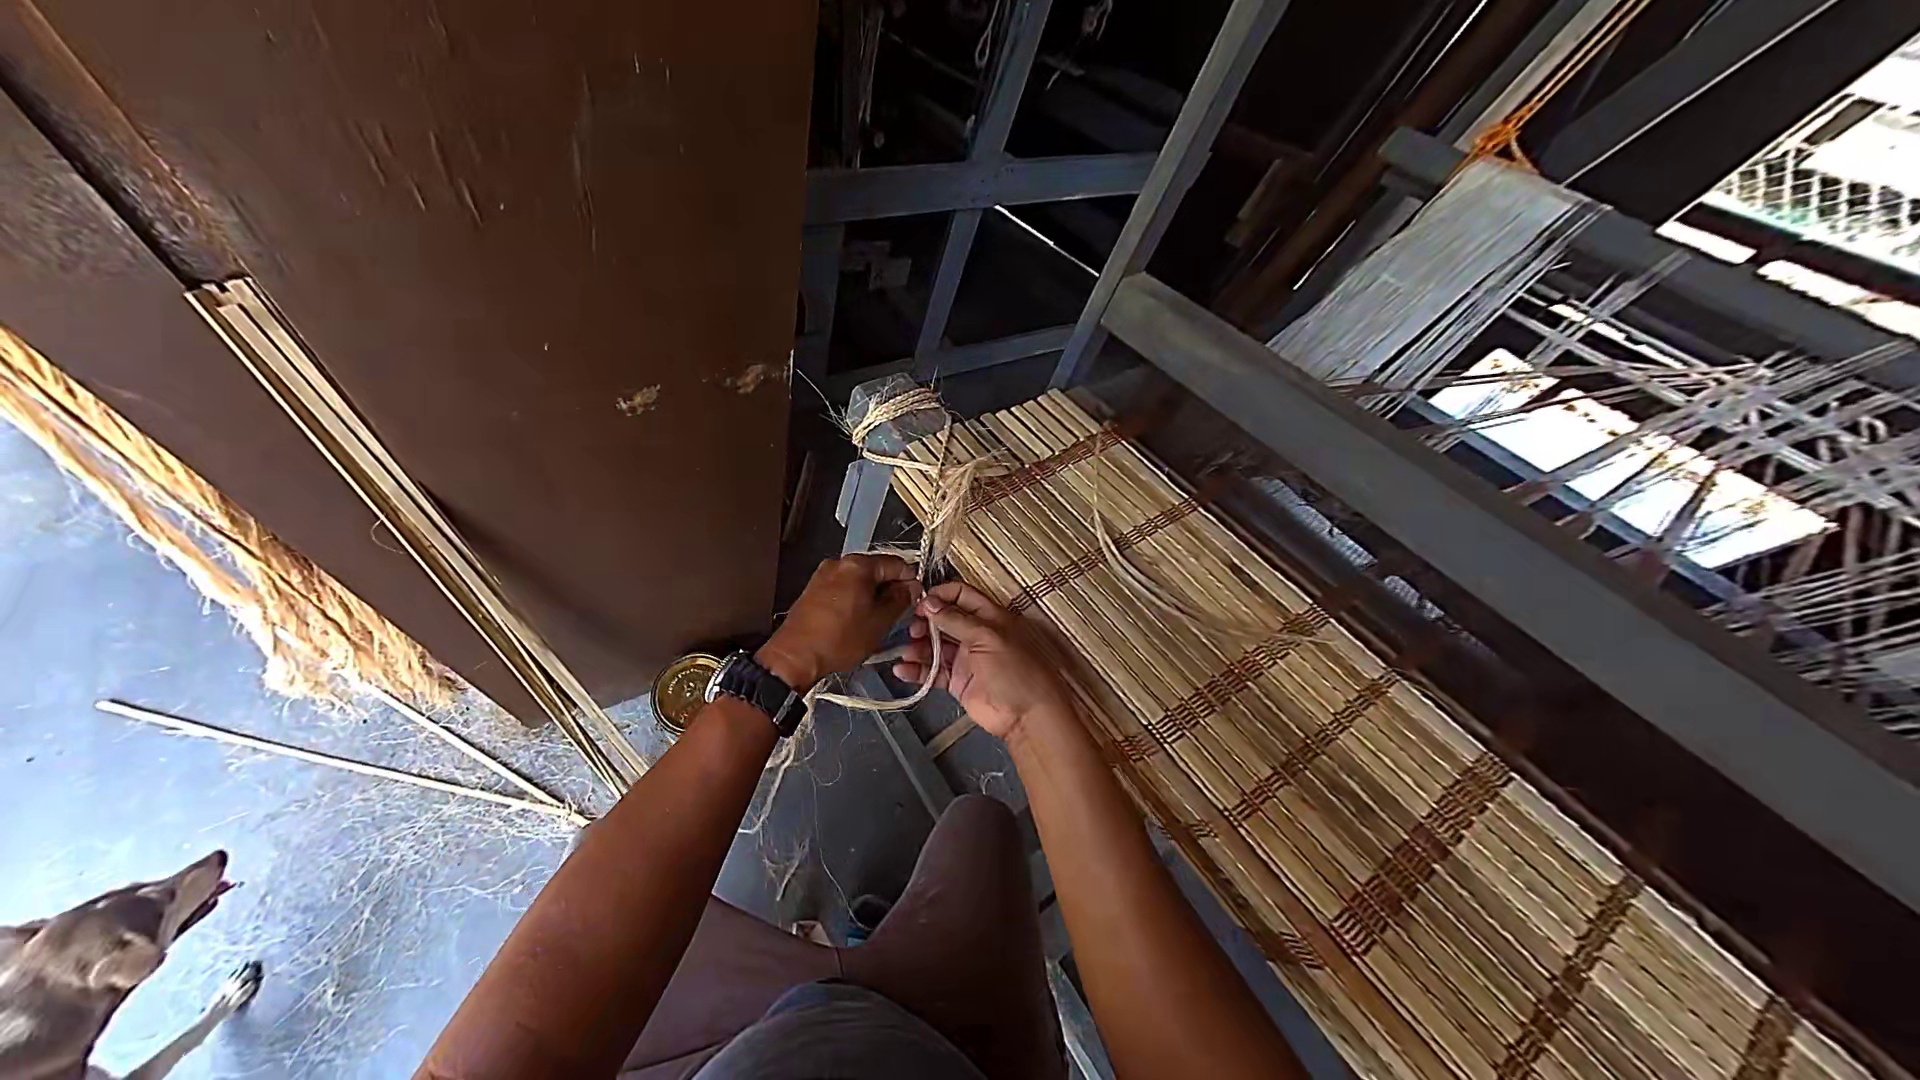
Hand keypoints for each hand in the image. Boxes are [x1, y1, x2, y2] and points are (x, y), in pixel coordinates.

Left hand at [758, 555, 920, 688]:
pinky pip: (843, 590)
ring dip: (872, 597)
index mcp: (857, 565)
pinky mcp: (814, 591)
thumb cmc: (833, 640)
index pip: (896, 563)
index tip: (915, 594)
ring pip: (859, 581)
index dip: (910, 580)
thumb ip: (901, 599)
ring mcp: (823, 577)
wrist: (796, 656)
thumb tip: (910, 588)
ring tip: (876, 622)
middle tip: (898, 612)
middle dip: (890, 589)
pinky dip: (854, 602)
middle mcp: (838, 564)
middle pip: (876, 570)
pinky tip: (857, 622)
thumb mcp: (881, 621)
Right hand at [892, 581, 1075, 741]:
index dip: (940, 596)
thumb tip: (930, 602)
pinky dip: (917, 670)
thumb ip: (956, 619)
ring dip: (917, 647)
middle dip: (925, 622)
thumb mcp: (986, 637)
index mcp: (988, 617)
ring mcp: (965, 658)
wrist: (1025, 716)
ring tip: (906, 652)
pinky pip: (932, 671)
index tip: (921, 603)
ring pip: (934, 646)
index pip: (960, 595)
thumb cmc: (1015, 671)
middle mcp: (975, 634)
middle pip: (943, 620)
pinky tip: (903, 670)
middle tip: (914, 630)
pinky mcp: (957, 681)